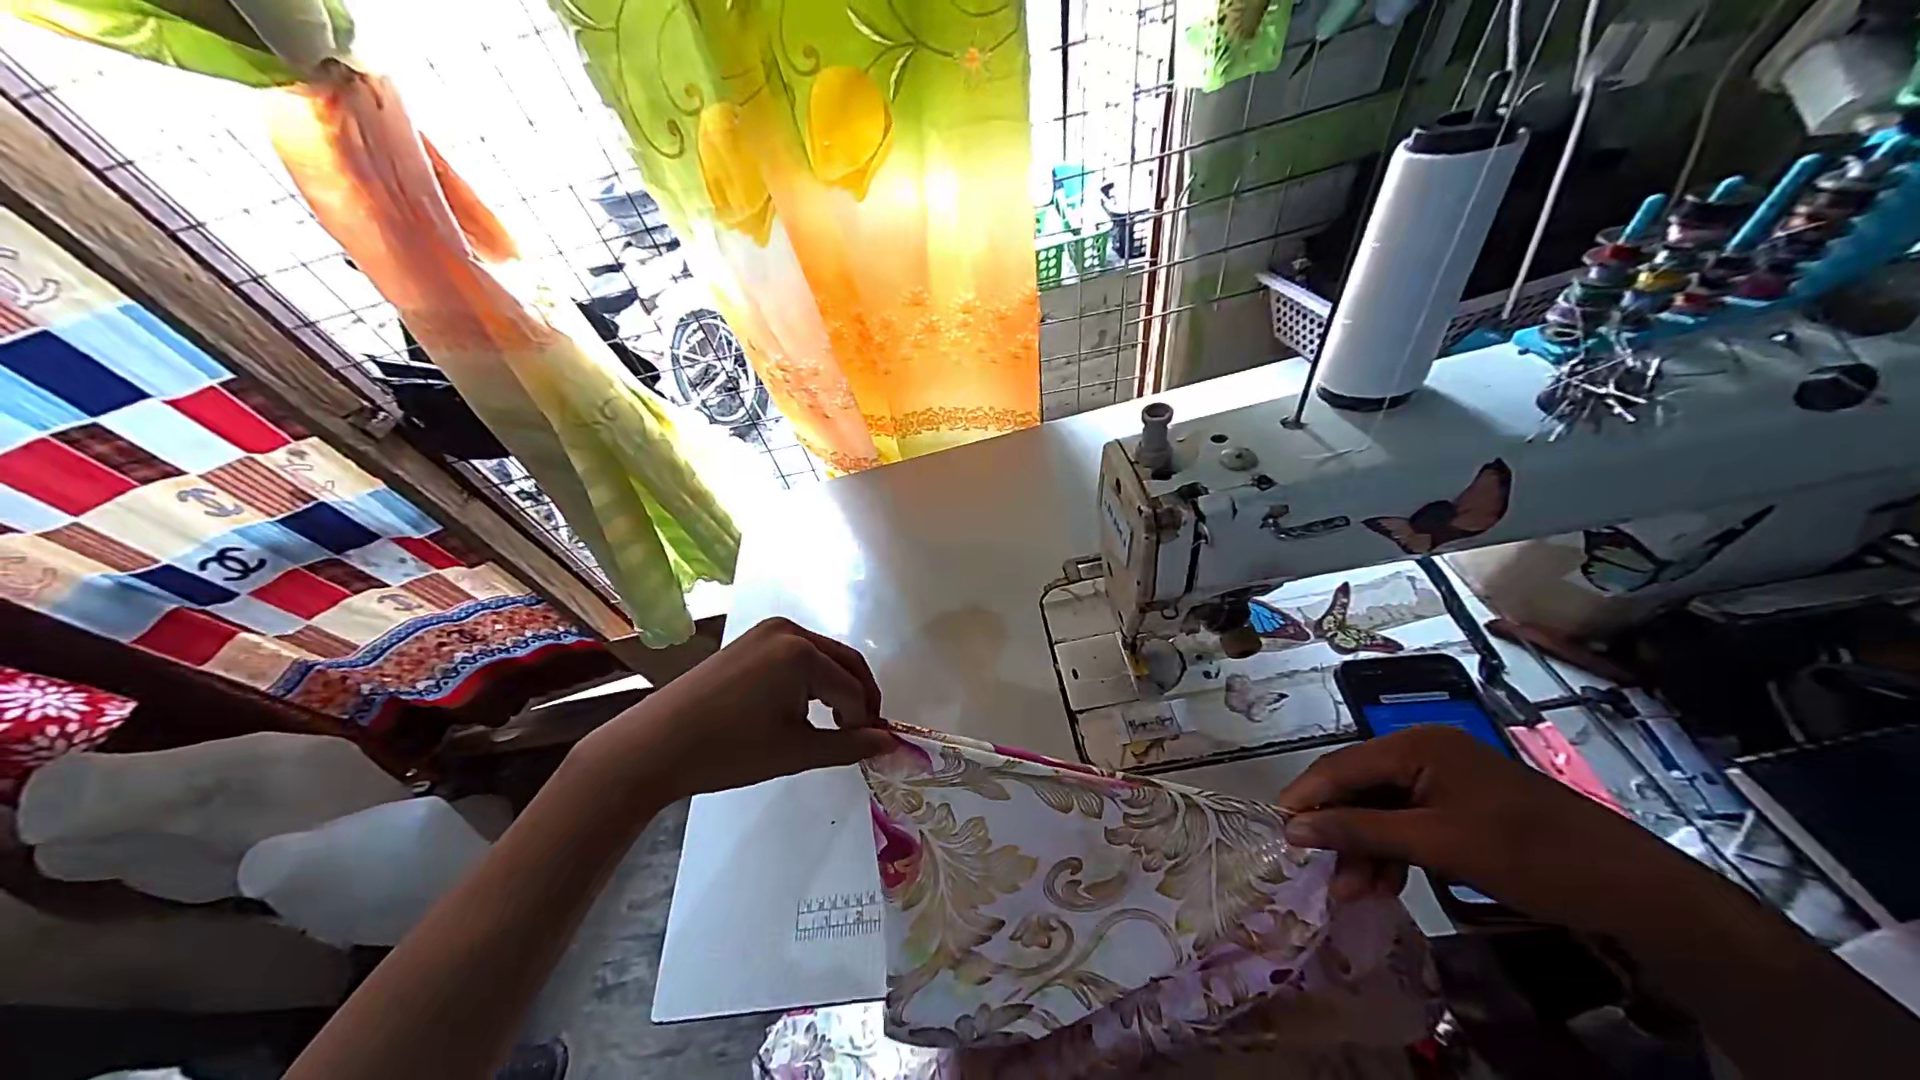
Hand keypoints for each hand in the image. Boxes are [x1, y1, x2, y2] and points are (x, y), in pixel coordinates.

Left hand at [578, 617, 893, 801]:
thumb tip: (891, 742)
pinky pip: (798, 654)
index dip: (866, 719)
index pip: (852, 688)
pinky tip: (802, 706)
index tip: (869, 746)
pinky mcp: (750, 639)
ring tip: (832, 725)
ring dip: (836, 687)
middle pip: (844, 662)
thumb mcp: (796, 751)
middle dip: (858, 697)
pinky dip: (811, 678)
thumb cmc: (729, 751)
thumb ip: (850, 745)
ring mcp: (767, 630)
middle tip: (860, 734)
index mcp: (802, 653)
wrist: (656, 745)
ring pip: (822, 657)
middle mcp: (789, 630)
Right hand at [1276, 726, 1691, 929]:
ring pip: (1380, 811)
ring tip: (1351, 891)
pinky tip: (1382, 883)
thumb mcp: (1438, 844)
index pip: (1340, 766)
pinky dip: (1392, 853)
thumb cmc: (1530, 854)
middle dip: (1337, 831)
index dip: (1306, 798)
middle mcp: (1423, 753)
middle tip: (1317, 871)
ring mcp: (1443, 780)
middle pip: (1358, 788)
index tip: (1279, 832)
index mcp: (1416, 746)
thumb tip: (1292, 828)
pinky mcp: (1458, 807)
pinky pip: (1407, 824)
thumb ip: (1361, 831)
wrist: (1634, 889)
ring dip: (1363, 849)